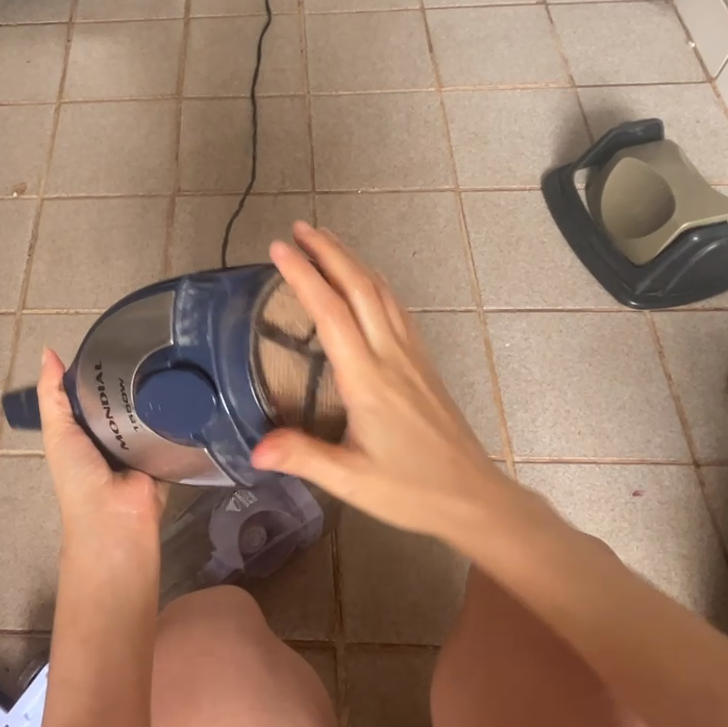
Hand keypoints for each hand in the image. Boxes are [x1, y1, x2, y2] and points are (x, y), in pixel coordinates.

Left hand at [36, 348, 166, 542]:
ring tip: (173, 360)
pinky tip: (188, 388)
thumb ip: (52, 394)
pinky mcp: (166, 453)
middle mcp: (114, 435)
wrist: (115, 517)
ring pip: (150, 410)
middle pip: (125, 398)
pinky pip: (172, 428)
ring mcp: (142, 444)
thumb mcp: (57, 431)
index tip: (119, 338)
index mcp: (86, 429)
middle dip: (135, 377)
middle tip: (151, 347)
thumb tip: (47, 350)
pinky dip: (177, 413)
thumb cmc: (79, 475)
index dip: (102, 368)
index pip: (95, 390)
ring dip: (158, 392)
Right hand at [252, 222, 542, 542]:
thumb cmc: (411, 489)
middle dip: (329, 252)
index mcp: (368, 379)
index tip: (279, 249)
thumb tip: (253, 449)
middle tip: (299, 229)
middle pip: (360, 288)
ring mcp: (411, 356)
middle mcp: (391, 356)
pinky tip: (366, 283)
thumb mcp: (351, 480)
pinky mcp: (423, 364)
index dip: (304, 276)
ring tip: (326, 242)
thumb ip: (303, 457)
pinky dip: (373, 283)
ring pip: (381, 293)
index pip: (331, 313)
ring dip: (352, 261)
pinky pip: (396, 308)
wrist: (473, 496)